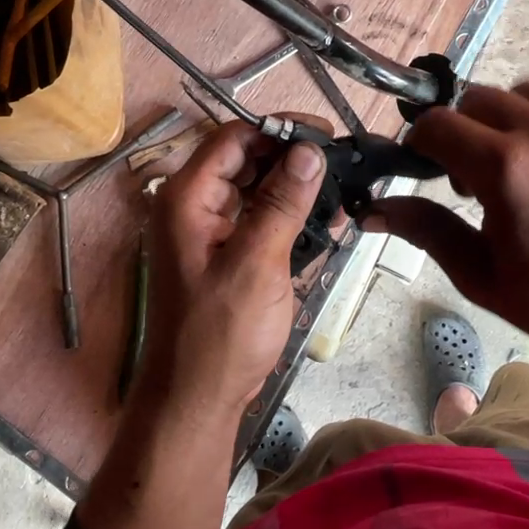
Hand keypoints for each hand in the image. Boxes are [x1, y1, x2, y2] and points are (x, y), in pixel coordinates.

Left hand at [139, 118, 326, 421]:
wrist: (196, 399)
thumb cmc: (220, 334)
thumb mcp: (256, 263)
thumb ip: (282, 203)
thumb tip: (310, 150)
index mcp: (187, 198)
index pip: (234, 137)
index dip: (279, 128)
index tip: (325, 134)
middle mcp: (192, 205)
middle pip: (244, 159)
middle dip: (291, 157)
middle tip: (341, 162)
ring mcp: (207, 230)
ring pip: (254, 188)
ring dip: (293, 187)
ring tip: (340, 190)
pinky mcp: (223, 253)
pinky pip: (256, 219)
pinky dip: (287, 216)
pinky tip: (325, 222)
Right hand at [363, 45, 528, 447]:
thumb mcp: (485, 279)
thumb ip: (427, 232)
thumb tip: (373, 210)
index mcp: (503, 171)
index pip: (437, 126)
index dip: (421, 144)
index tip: (429, 167)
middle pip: (475, 103)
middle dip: (462, 135)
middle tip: (475, 179)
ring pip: (523, 89)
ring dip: (507, 118)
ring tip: (520, 156)